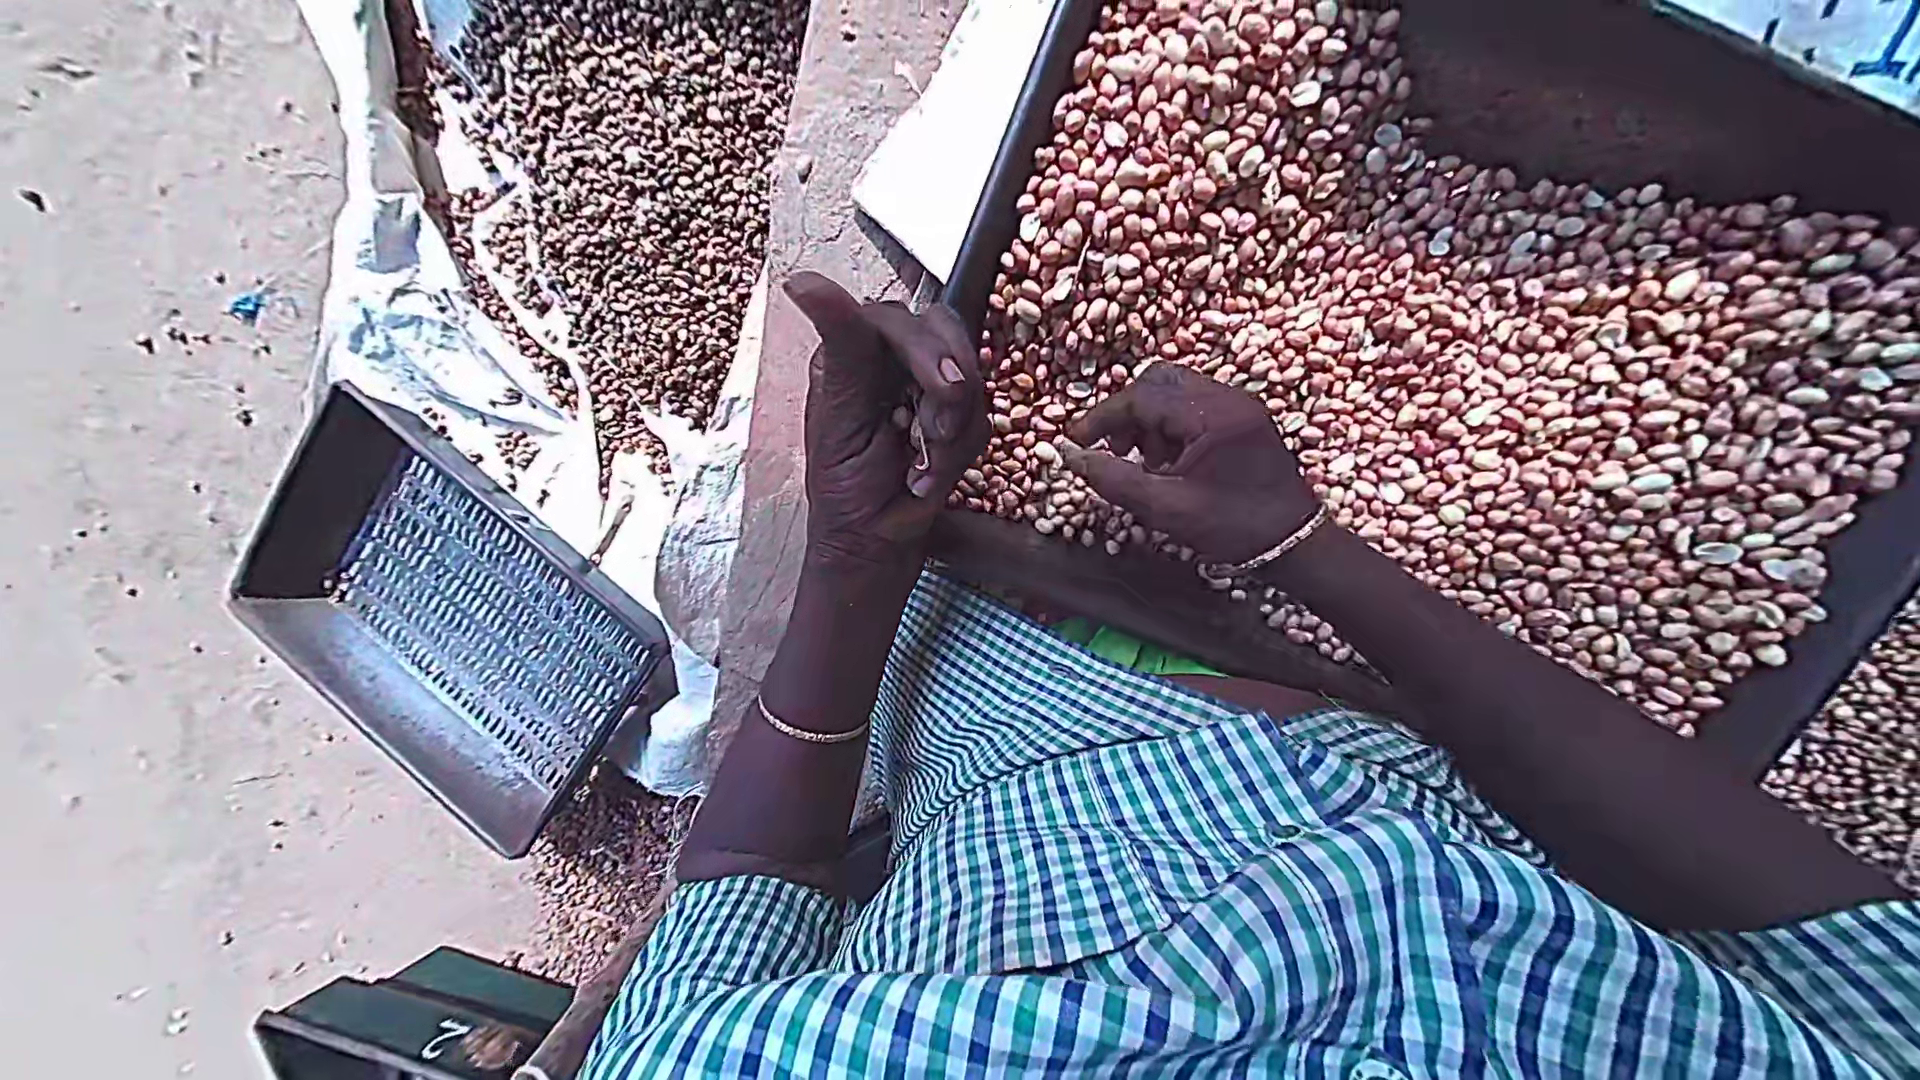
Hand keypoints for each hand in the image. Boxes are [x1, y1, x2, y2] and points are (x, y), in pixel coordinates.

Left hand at [783, 273, 988, 570]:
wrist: (876, 544)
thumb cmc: (846, 489)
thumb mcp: (841, 419)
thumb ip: (842, 349)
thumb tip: (804, 281)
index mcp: (855, 352)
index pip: (903, 320)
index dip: (929, 350)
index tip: (945, 389)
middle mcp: (892, 362)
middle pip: (946, 335)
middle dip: (949, 393)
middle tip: (936, 436)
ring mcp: (926, 388)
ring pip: (970, 378)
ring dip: (952, 432)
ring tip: (920, 469)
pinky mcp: (954, 417)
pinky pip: (980, 416)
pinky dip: (959, 452)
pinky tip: (930, 474)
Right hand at [1061, 363, 1316, 564]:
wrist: (1294, 542)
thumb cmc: (1232, 527)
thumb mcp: (1165, 508)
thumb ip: (1114, 479)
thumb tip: (1073, 458)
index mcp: (1212, 416)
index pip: (1142, 397)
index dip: (1102, 418)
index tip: (1077, 441)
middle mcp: (1228, 398)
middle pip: (1158, 381)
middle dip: (1127, 413)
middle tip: (1115, 449)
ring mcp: (1238, 406)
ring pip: (1174, 391)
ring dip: (1147, 420)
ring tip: (1144, 462)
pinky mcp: (1242, 419)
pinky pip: (1192, 406)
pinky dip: (1168, 427)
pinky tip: (1168, 462)